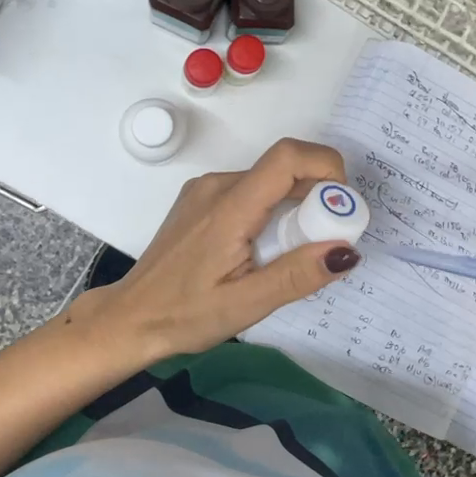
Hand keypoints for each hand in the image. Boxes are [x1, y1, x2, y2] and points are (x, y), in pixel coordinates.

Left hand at [78, 138, 361, 358]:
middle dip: (317, 196)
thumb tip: (346, 250)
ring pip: (269, 179)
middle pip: (283, 167)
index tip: (342, 207)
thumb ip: (297, 275)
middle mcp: (218, 185)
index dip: (326, 167)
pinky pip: (252, 190)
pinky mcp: (203, 199)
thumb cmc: (185, 315)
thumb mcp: (246, 305)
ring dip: (296, 205)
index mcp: (230, 206)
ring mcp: (207, 190)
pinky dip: (274, 210)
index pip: (288, 157)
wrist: (129, 319)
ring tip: (295, 252)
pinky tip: (268, 249)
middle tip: (325, 241)